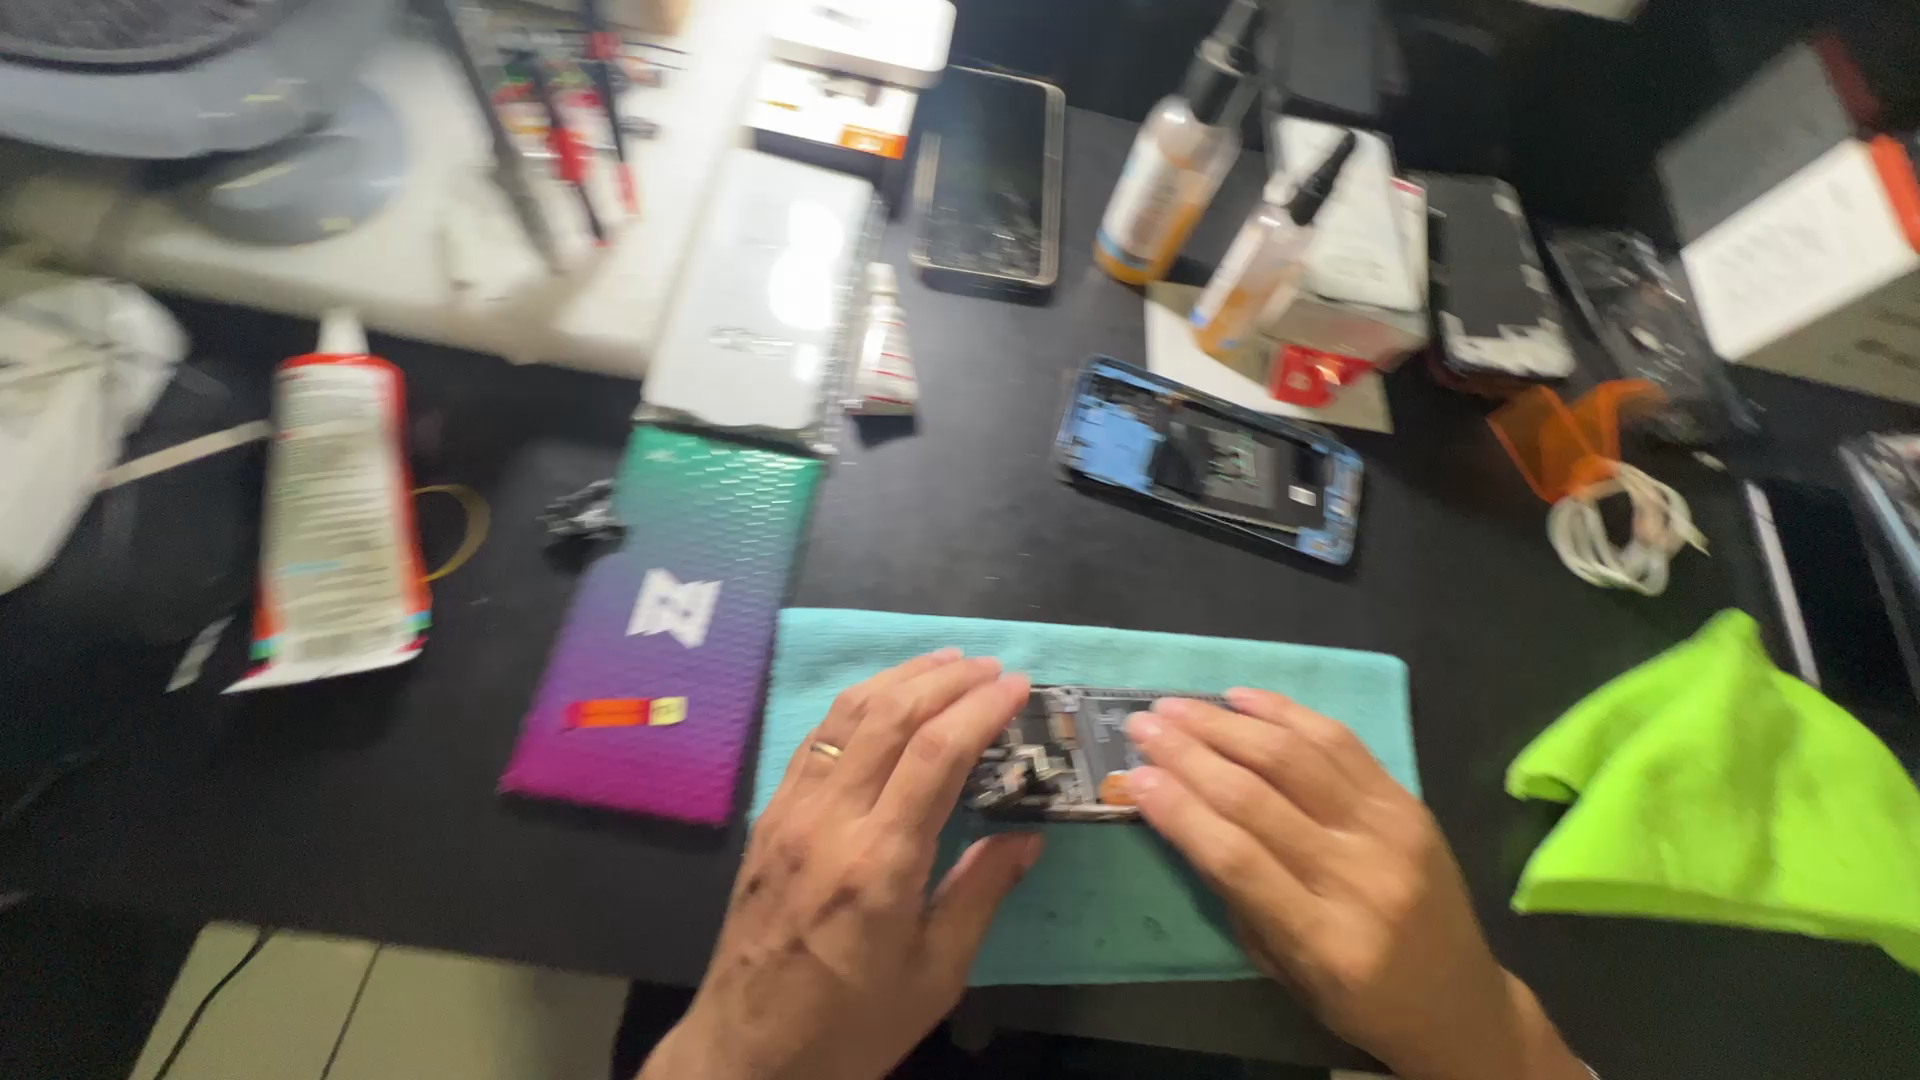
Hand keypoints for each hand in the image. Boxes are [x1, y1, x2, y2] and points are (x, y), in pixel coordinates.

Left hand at [642, 650, 1040, 1079]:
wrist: (746, 1053)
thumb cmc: (852, 1023)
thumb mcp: (936, 974)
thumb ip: (981, 892)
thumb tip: (1028, 836)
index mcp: (880, 862)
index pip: (937, 753)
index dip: (981, 708)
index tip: (1016, 686)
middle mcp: (832, 819)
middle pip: (892, 716)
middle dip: (947, 679)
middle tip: (990, 667)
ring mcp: (793, 809)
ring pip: (849, 714)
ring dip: (901, 676)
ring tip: (946, 661)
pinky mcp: (771, 811)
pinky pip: (818, 737)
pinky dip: (858, 703)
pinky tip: (885, 695)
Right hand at [1124, 689, 1587, 1079]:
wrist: (1461, 1004)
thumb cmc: (1353, 995)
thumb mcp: (1279, 963)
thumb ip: (1232, 885)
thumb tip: (1173, 805)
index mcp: (1326, 940)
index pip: (1235, 857)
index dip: (1178, 809)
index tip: (1133, 775)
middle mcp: (1361, 878)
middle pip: (1257, 797)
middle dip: (1187, 753)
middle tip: (1142, 725)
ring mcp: (1391, 832)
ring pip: (1293, 756)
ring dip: (1224, 723)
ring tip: (1176, 706)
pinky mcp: (1407, 800)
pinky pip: (1338, 739)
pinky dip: (1283, 711)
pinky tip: (1239, 697)